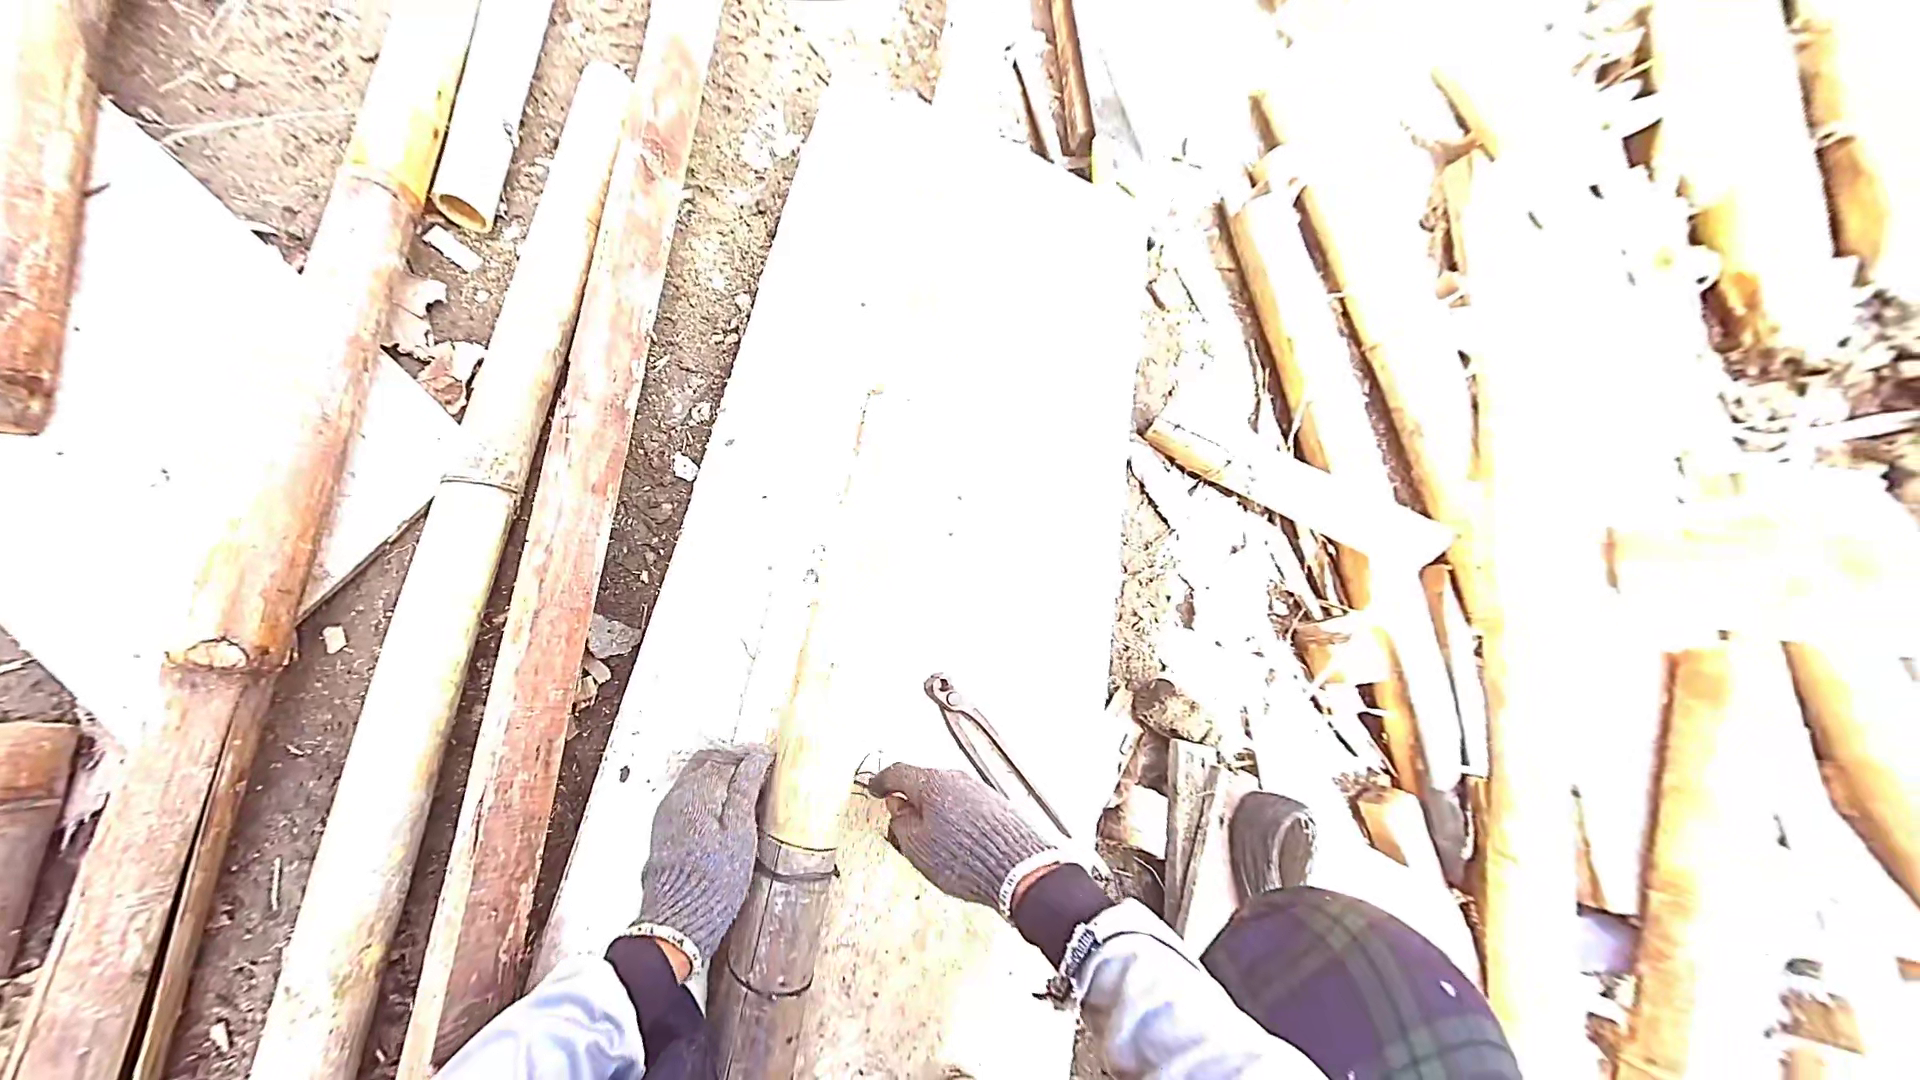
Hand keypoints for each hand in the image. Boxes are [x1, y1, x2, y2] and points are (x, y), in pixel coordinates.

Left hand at [625, 745, 772, 972]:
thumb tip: (757, 755)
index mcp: (695, 791)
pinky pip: (689, 798)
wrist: (677, 925)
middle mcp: (676, 797)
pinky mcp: (665, 833)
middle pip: (706, 763)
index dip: (750, 756)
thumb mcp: (741, 831)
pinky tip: (727, 813)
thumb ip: (746, 788)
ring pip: (696, 780)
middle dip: (733, 762)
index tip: (770, 762)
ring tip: (747, 794)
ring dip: (721, 779)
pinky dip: (710, 795)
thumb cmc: (715, 878)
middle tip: (759, 773)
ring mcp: (667, 815)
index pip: (725, 757)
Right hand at [866, 763, 1062, 916]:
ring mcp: (977, 788)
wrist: (1017, 868)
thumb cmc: (962, 858)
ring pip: (945, 791)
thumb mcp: (917, 847)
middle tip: (899, 814)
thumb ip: (901, 821)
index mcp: (931, 783)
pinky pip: (964, 802)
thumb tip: (897, 805)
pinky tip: (954, 836)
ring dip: (932, 806)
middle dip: (910, 795)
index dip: (882, 780)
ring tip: (929, 835)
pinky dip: (951, 813)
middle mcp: (955, 777)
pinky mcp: (994, 802)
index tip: (875, 788)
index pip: (898, 772)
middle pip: (924, 780)